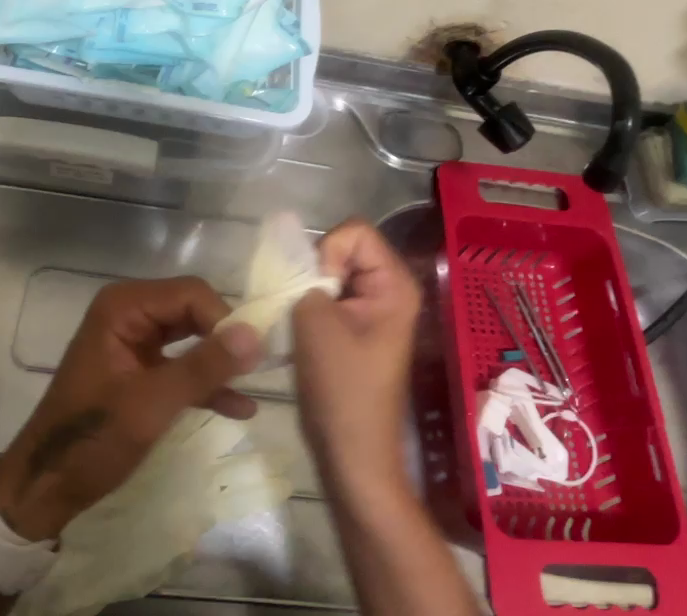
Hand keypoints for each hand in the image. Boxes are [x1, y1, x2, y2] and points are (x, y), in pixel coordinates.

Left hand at [0, 276, 263, 541]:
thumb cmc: (91, 439)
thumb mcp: (152, 404)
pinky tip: (239, 407)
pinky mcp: (139, 371)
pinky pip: (181, 365)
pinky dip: (206, 383)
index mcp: (123, 307)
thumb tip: (255, 335)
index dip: (224, 320)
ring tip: (256, 385)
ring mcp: (134, 343)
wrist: (44, 488)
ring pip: (192, 338)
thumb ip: (204, 367)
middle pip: (194, 310)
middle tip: (260, 369)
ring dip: (219, 362)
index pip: (192, 293)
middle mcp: (129, 314)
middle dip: (225, 339)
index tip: (252, 357)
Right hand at [291, 219, 422, 497]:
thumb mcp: (314, 322)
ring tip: (300, 324)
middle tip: (304, 308)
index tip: (318, 292)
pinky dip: (310, 308)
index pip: (355, 230)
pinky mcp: (358, 330)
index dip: (327, 251)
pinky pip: (330, 298)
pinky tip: (302, 336)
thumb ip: (302, 278)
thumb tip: (292, 262)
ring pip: (332, 275)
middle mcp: (391, 289)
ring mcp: (375, 311)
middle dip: (314, 270)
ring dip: (308, 291)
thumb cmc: (341, 389)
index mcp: (394, 283)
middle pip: (344, 249)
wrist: (354, 455)